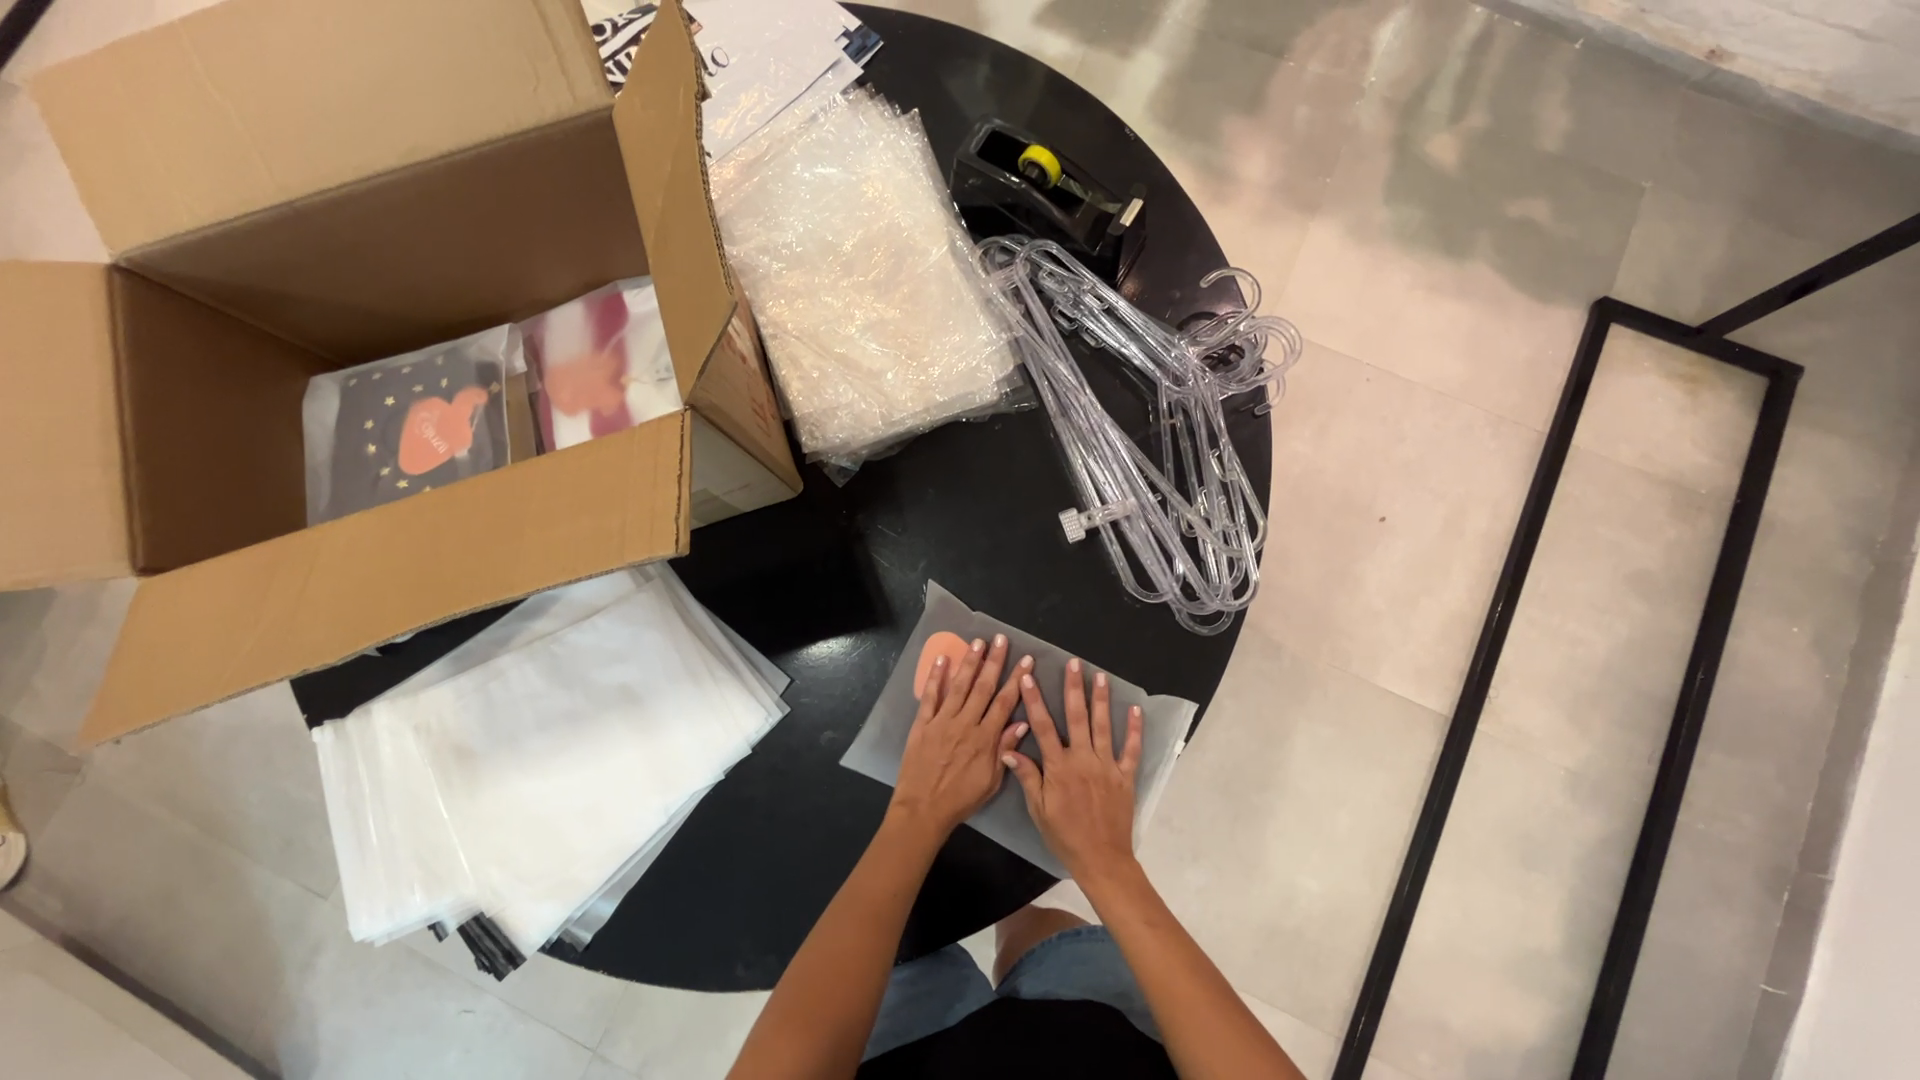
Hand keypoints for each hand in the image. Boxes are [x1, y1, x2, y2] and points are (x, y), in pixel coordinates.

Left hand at [889, 634, 1032, 836]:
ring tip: (978, 642)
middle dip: (994, 662)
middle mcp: (965, 724)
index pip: (1004, 703)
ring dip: (969, 662)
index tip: (1026, 661)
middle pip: (983, 687)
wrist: (923, 809)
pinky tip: (941, 659)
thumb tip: (1022, 723)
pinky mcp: (922, 724)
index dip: (1017, 680)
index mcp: (985, 739)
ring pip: (959, 686)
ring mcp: (942, 722)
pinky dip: (936, 677)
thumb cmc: (961, 799)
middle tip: (1001, 639)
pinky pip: (930, 696)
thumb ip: (1005, 750)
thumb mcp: (991, 782)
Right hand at [1003, 659, 1142, 882]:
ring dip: (1101, 699)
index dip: (1035, 701)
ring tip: (1100, 675)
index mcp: (1058, 768)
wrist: (1101, 859)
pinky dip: (1135, 730)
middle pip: (1077, 718)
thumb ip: (1028, 777)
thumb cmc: (1064, 836)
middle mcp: (1083, 760)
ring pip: (1103, 726)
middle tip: (1073, 663)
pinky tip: (1135, 709)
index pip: (1043, 727)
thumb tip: (1010, 749)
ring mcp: (1106, 766)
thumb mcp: (1038, 809)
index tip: (1029, 678)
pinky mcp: (1125, 776)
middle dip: (1073, 688)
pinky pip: (1131, 749)